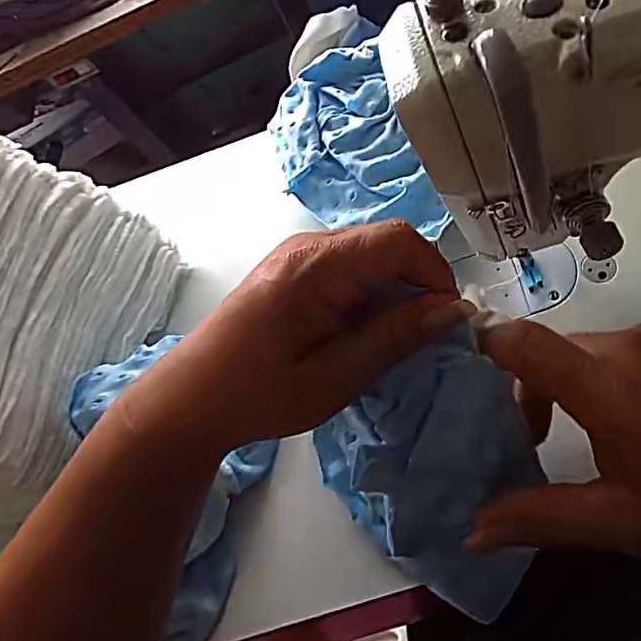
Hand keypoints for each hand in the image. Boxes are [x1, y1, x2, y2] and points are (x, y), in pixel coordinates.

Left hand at [113, 222, 473, 454]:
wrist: (188, 400)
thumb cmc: (255, 395)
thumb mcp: (333, 377)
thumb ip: (394, 338)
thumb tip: (452, 310)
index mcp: (315, 265)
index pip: (399, 240)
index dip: (435, 272)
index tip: (445, 318)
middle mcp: (309, 245)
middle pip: (390, 243)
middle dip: (419, 285)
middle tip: (424, 336)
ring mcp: (301, 252)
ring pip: (376, 255)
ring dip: (398, 292)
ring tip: (394, 340)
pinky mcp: (298, 266)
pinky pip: (355, 266)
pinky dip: (375, 294)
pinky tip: (366, 332)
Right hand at [467, 321, 640, 560]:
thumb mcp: (625, 521)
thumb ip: (543, 518)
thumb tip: (475, 530)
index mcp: (606, 385)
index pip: (522, 342)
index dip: (482, 348)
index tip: (458, 378)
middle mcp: (623, 344)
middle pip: (545, 351)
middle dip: (526, 392)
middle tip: (528, 443)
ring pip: (579, 351)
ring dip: (563, 386)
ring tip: (581, 440)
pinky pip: (612, 349)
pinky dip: (595, 376)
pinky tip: (625, 420)